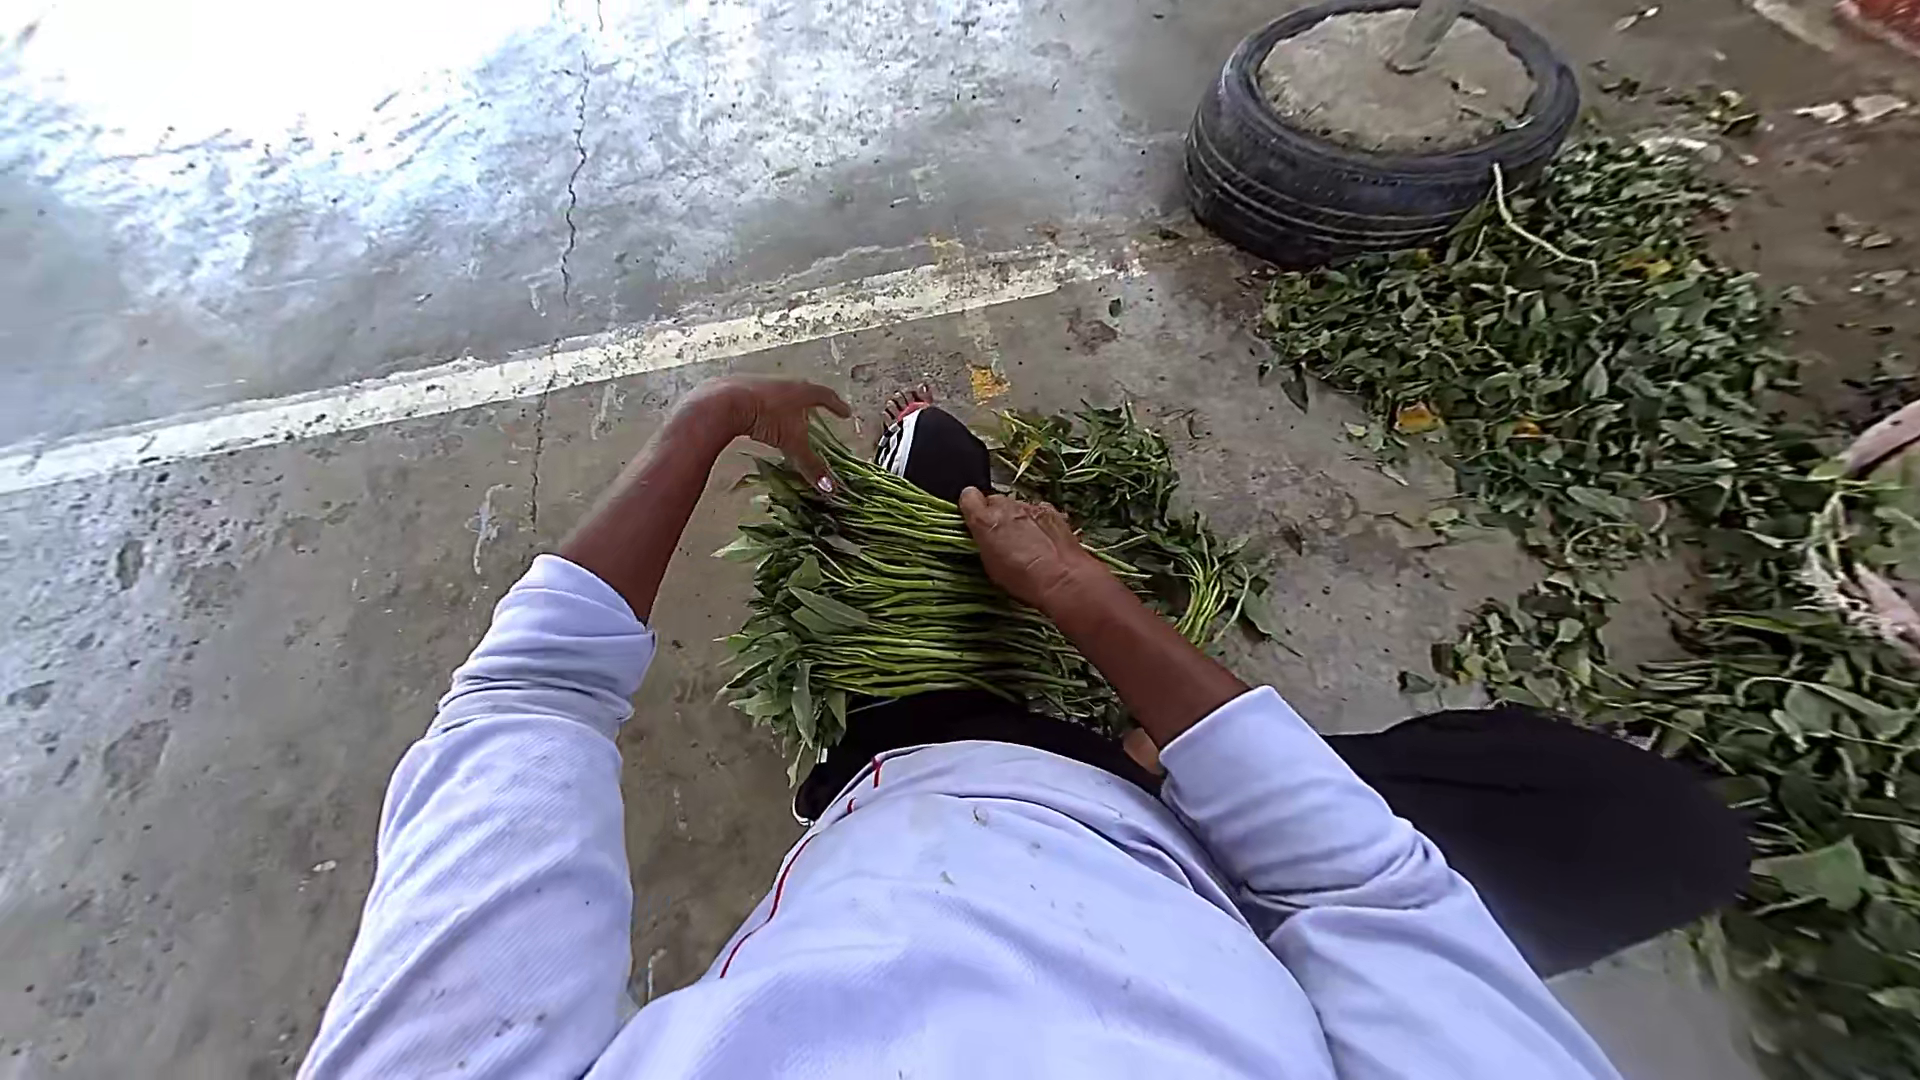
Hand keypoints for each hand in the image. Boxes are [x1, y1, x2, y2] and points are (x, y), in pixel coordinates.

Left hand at [680, 376, 851, 491]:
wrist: (725, 402)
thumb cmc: (767, 418)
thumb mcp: (792, 443)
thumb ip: (810, 465)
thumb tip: (830, 488)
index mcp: (801, 391)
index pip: (826, 396)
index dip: (836, 406)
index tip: (845, 413)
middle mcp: (783, 382)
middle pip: (802, 391)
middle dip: (810, 404)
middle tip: (815, 415)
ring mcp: (760, 383)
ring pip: (780, 394)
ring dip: (786, 406)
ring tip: (788, 420)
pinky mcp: (739, 388)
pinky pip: (759, 399)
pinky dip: (765, 409)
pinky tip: (760, 420)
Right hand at [957, 487, 1111, 612]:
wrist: (1061, 579)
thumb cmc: (1022, 579)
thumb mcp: (990, 567)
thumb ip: (983, 543)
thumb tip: (984, 537)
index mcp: (984, 520)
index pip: (968, 497)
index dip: (971, 507)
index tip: (974, 519)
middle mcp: (1006, 507)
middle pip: (994, 502)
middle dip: (995, 516)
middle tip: (1001, 538)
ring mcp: (1030, 507)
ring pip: (1016, 507)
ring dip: (1016, 519)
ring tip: (1024, 543)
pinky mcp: (1050, 511)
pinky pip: (1036, 512)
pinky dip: (1036, 522)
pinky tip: (1041, 540)